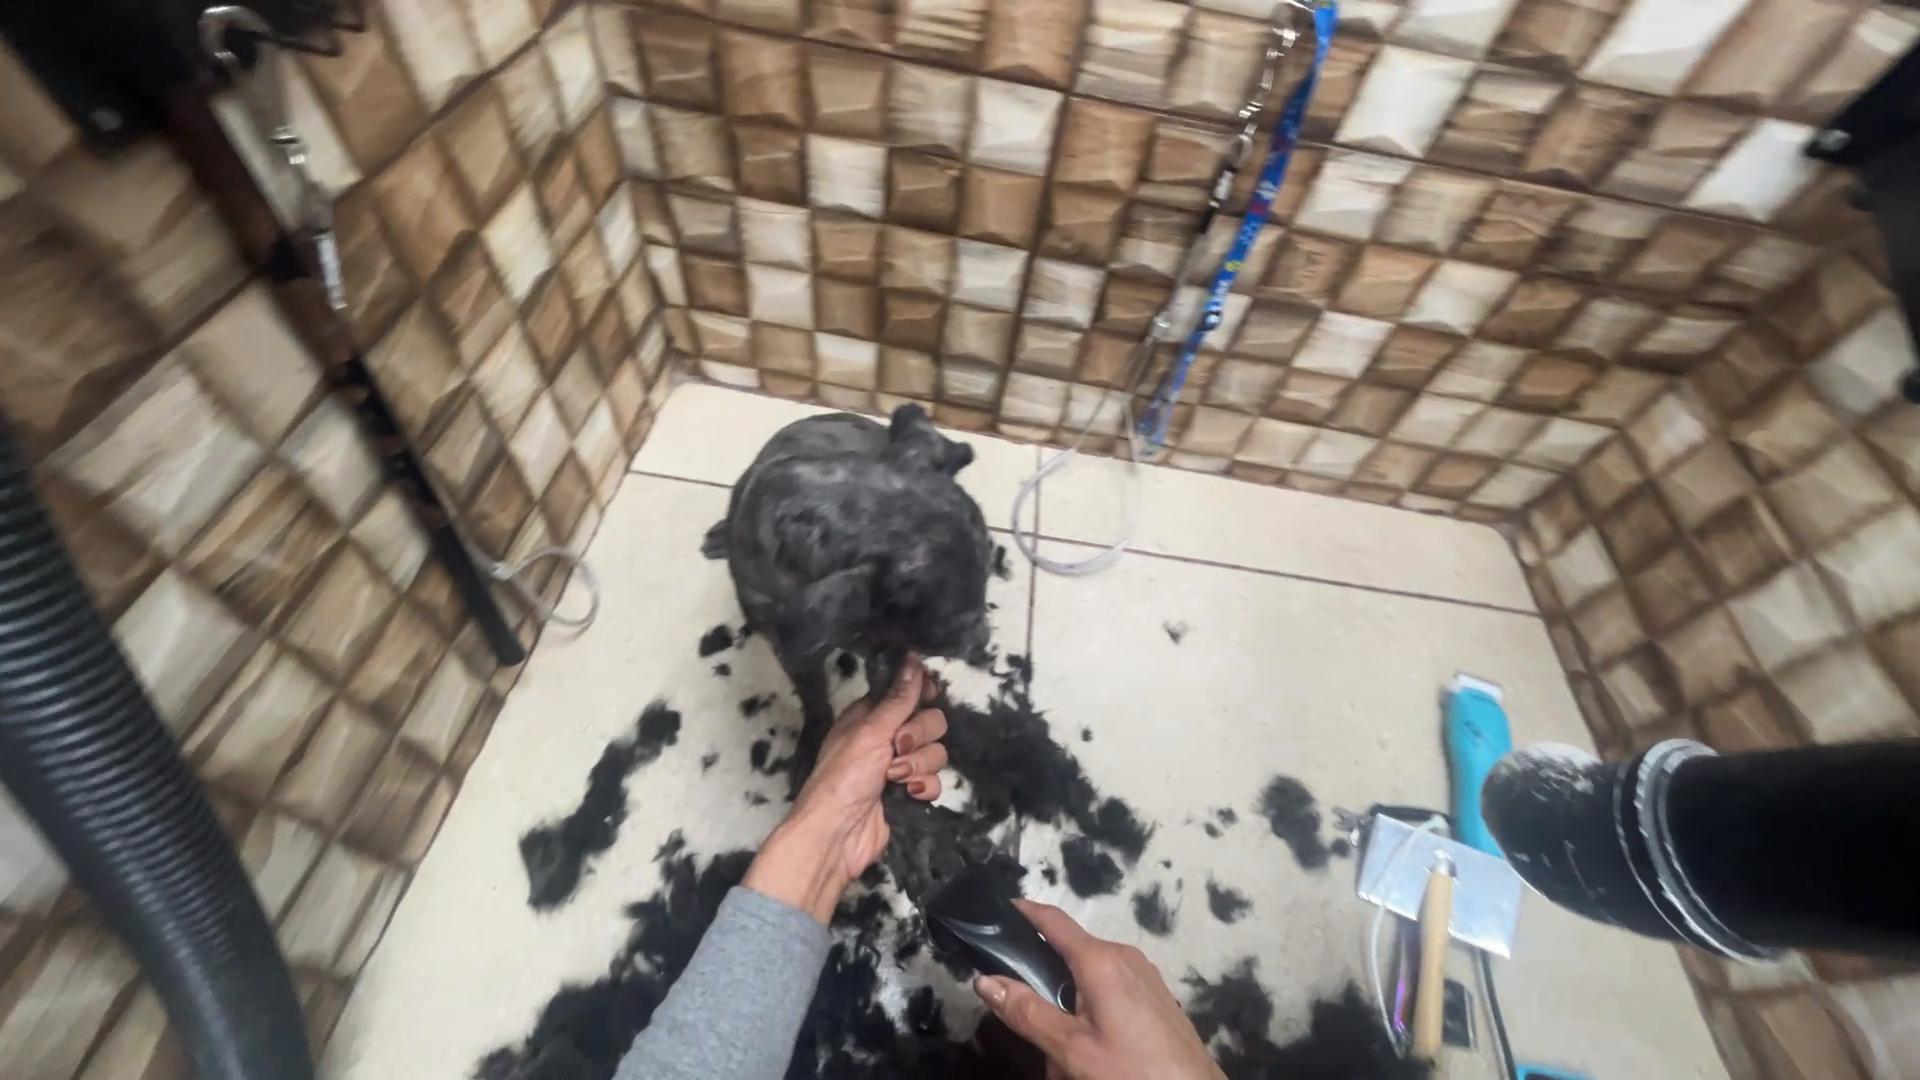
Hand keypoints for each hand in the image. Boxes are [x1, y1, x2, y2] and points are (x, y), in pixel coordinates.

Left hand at [743, 656, 948, 921]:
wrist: (836, 837)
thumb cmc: (844, 778)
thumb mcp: (870, 732)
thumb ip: (898, 699)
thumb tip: (913, 658)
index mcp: (871, 716)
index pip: (907, 692)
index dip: (921, 694)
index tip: (931, 694)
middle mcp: (887, 737)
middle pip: (929, 720)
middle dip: (919, 735)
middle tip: (898, 748)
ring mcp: (899, 766)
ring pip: (935, 751)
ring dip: (919, 764)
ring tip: (896, 779)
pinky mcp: (909, 793)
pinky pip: (934, 780)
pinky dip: (925, 787)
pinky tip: (910, 795)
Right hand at [974, 901, 1225, 1079]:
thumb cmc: (1133, 1072)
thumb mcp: (1072, 1050)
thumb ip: (1028, 1013)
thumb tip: (986, 980)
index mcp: (1100, 958)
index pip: (1053, 919)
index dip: (1024, 910)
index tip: (997, 909)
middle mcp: (1123, 955)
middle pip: (1070, 956)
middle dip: (1046, 987)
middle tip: (1032, 1027)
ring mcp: (1144, 975)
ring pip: (1091, 979)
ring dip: (1071, 1009)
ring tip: (1064, 1057)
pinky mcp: (1157, 997)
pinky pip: (1113, 993)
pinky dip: (1094, 1014)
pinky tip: (1095, 1054)